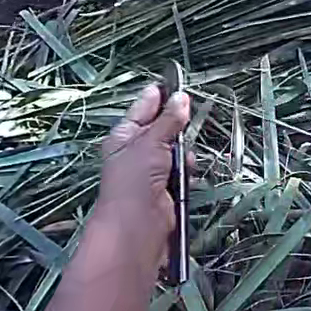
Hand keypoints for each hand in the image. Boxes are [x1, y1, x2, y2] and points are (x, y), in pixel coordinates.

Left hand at [86, 83, 190, 281]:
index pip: (143, 109)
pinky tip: (187, 172)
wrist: (137, 227)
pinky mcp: (166, 187)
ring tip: (182, 157)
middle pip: (162, 129)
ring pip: (175, 149)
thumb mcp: (151, 142)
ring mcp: (152, 170)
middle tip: (187, 116)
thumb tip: (182, 97)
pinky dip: (186, 170)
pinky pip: (181, 170)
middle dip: (175, 125)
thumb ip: (169, 120)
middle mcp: (136, 151)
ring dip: (182, 151)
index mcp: (124, 136)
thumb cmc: (134, 180)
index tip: (175, 83)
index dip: (158, 97)